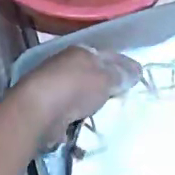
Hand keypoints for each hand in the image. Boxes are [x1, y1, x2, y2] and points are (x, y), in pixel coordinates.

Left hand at [11, 44, 140, 148]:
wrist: (37, 111)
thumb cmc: (75, 88)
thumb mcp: (106, 78)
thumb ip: (120, 75)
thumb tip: (134, 71)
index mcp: (81, 51)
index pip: (107, 55)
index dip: (123, 64)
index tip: (137, 74)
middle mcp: (65, 64)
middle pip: (92, 72)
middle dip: (107, 81)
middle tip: (126, 92)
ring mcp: (53, 85)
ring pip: (80, 91)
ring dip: (92, 100)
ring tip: (110, 111)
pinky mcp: (45, 107)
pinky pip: (70, 111)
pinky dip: (79, 115)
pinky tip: (88, 123)